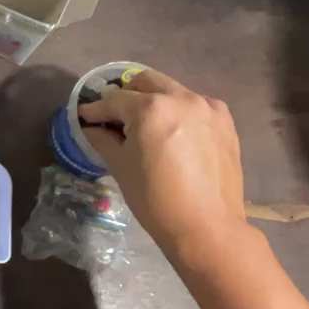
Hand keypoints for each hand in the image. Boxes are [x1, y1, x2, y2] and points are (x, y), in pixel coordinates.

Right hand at [78, 68, 248, 254]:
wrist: (206, 226)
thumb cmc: (154, 198)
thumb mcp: (120, 166)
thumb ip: (103, 139)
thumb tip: (90, 127)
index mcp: (151, 108)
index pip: (114, 100)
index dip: (95, 109)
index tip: (83, 116)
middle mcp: (181, 98)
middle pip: (145, 81)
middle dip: (125, 95)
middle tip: (114, 116)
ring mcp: (207, 108)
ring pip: (171, 90)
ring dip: (153, 100)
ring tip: (144, 125)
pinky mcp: (224, 122)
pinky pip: (194, 105)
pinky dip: (177, 111)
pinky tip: (172, 134)